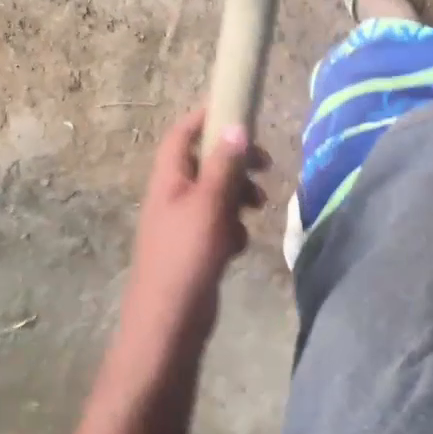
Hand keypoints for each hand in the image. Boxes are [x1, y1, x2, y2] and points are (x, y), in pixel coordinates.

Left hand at [121, 107, 266, 348]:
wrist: (168, 326)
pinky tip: (240, 243)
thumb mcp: (209, 205)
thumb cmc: (186, 258)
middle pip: (204, 162)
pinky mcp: (193, 249)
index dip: (204, 116)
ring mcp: (181, 224)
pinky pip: (217, 223)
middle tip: (264, 164)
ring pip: (214, 193)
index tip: (237, 107)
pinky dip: (232, 225)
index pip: (182, 135)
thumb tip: (235, 126)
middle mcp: (171, 197)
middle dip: (235, 159)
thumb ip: (224, 166)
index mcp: (168, 181)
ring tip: (258, 205)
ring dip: (238, 193)